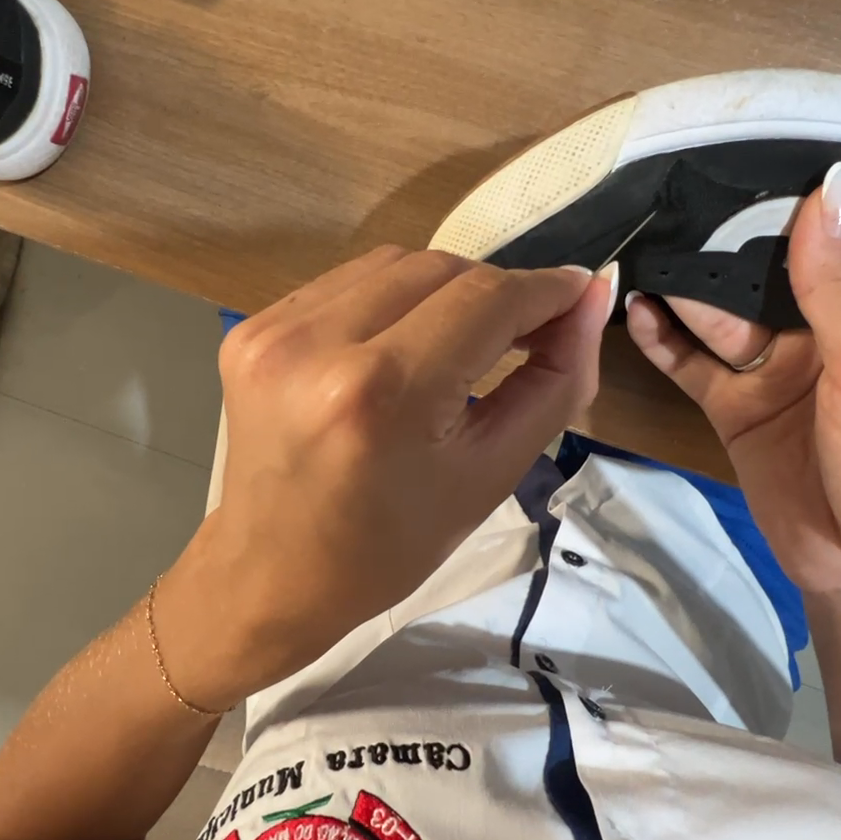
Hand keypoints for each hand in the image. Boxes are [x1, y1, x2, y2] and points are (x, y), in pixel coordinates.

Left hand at [159, 247, 616, 708]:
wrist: (273, 575)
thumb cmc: (389, 547)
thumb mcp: (491, 475)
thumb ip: (554, 381)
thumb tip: (590, 297)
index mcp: (381, 394)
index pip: (486, 299)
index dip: (544, 290)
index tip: (578, 295)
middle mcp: (317, 345)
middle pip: (441, 268)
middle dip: (495, 293)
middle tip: (523, 333)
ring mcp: (273, 331)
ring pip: (393, 264)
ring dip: (443, 291)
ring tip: (458, 343)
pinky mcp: (250, 329)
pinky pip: (346, 283)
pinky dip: (389, 301)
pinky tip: (398, 345)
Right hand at [624, 162, 840, 624]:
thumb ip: (839, 287)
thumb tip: (826, 186)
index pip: (835, 246)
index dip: (795, 206)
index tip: (748, 153)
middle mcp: (827, 338)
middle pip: (766, 278)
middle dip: (725, 243)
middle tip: (672, 192)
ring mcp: (775, 375)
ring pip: (720, 319)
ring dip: (684, 289)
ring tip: (642, 243)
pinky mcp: (735, 410)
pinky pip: (693, 367)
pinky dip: (664, 341)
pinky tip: (635, 309)